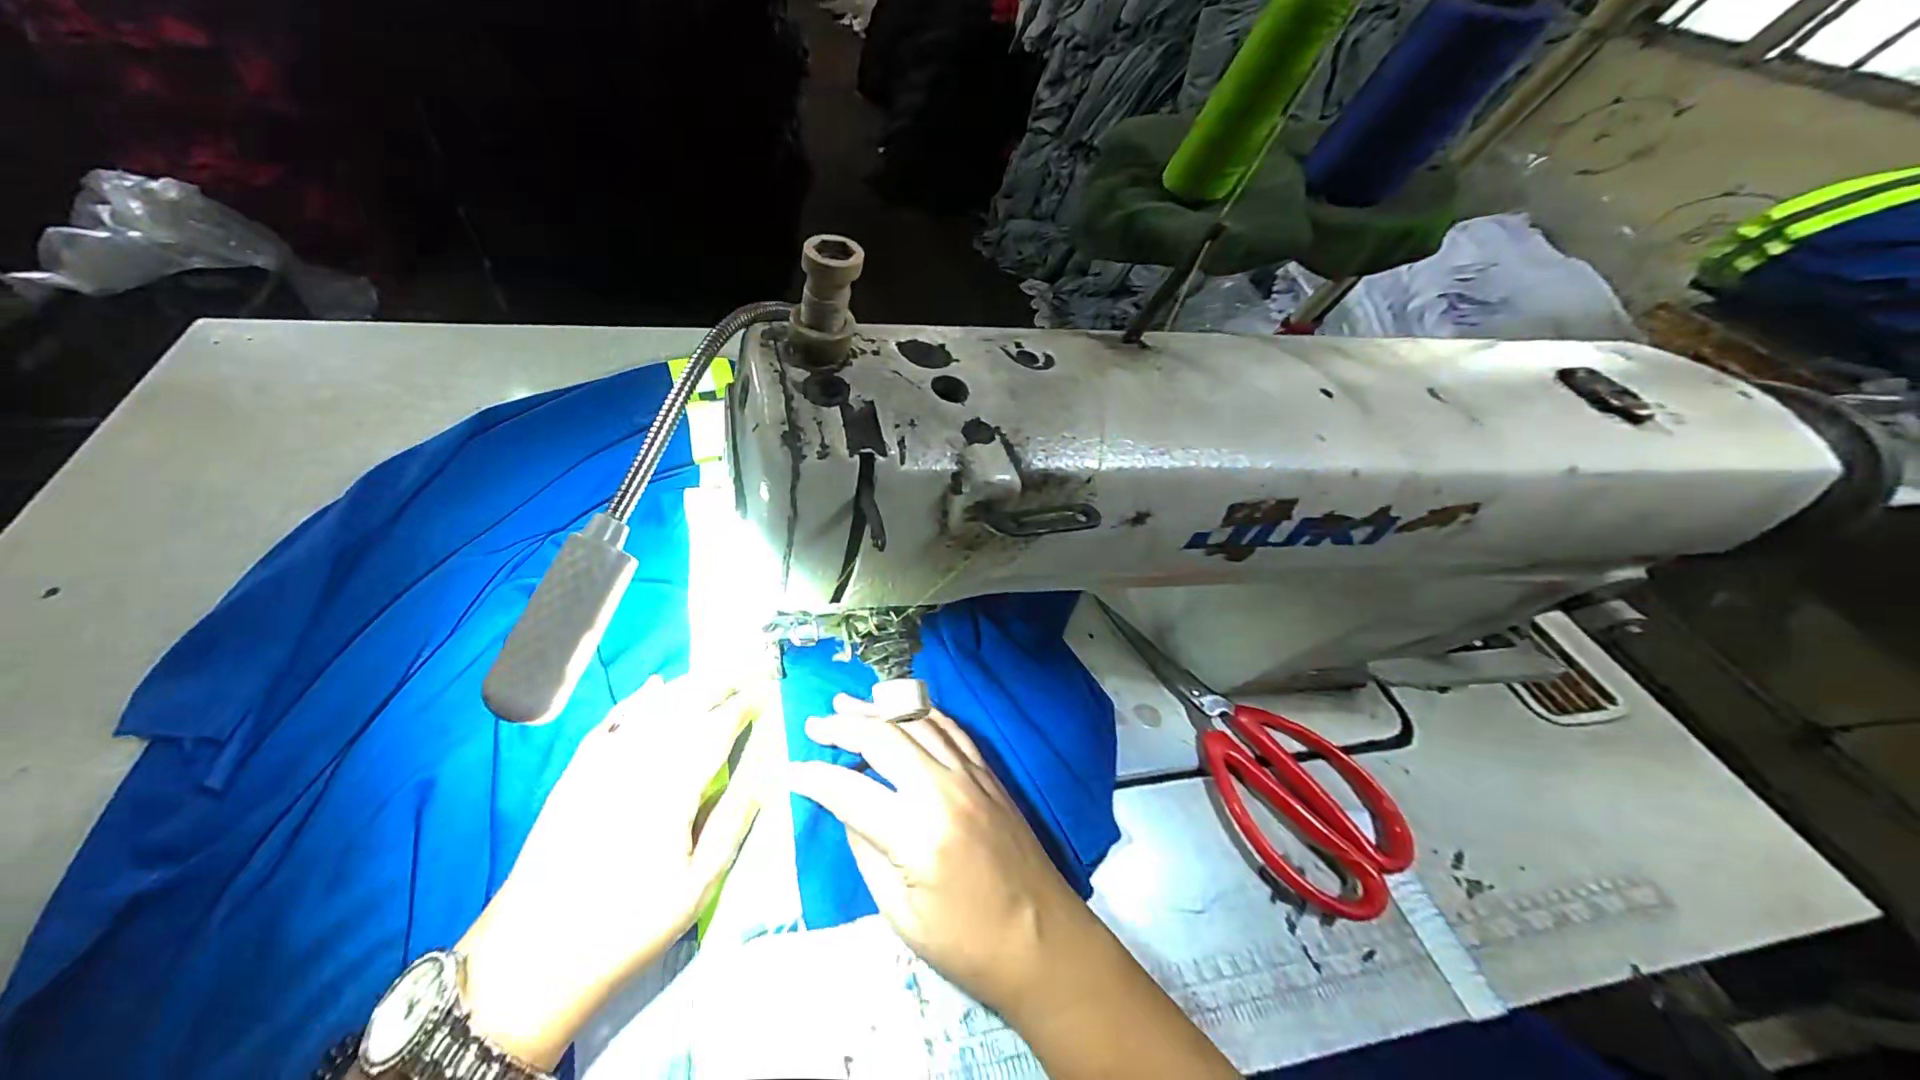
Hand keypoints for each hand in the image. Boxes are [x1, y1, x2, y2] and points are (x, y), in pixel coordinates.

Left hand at [456, 675, 767, 1068]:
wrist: (532, 957)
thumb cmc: (629, 926)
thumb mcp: (697, 885)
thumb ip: (733, 820)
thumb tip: (769, 772)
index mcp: (671, 790)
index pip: (716, 729)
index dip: (746, 704)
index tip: (770, 687)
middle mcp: (636, 764)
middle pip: (684, 706)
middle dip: (721, 681)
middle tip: (751, 666)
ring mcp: (600, 766)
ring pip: (649, 708)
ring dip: (687, 684)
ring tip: (716, 671)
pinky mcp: (575, 775)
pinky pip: (609, 723)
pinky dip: (635, 700)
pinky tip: (652, 687)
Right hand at [785, 695, 1098, 1012]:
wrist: (1044, 942)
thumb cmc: (968, 944)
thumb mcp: (901, 914)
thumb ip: (868, 852)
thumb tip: (848, 809)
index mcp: (918, 834)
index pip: (850, 790)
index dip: (815, 778)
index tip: (791, 770)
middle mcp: (945, 791)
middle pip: (885, 739)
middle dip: (844, 727)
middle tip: (814, 723)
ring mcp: (972, 777)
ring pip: (920, 723)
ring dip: (881, 709)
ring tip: (850, 701)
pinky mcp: (991, 776)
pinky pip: (952, 730)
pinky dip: (924, 714)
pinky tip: (905, 710)